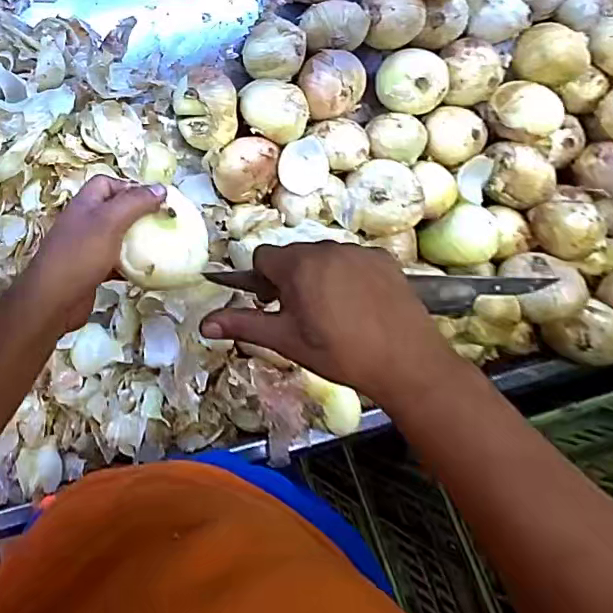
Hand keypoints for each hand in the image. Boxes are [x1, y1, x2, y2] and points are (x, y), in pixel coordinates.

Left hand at [16, 176, 163, 331]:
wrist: (53, 301)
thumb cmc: (81, 254)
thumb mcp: (110, 221)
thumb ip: (135, 202)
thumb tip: (161, 187)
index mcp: (85, 203)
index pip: (106, 183)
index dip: (129, 186)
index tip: (153, 199)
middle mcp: (83, 221)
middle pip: (113, 210)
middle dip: (137, 214)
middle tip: (161, 223)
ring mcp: (85, 248)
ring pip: (115, 237)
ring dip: (135, 241)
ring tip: (158, 246)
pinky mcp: (89, 271)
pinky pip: (114, 262)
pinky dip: (128, 265)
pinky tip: (145, 272)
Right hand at [202, 242, 452, 400]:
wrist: (408, 364)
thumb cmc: (340, 354)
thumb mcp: (287, 341)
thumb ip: (244, 325)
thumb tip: (204, 323)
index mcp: (297, 265)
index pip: (263, 257)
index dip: (264, 282)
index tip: (277, 306)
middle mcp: (325, 248)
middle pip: (293, 255)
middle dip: (291, 278)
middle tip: (305, 315)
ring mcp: (357, 251)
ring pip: (323, 257)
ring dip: (319, 276)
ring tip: (336, 313)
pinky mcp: (383, 259)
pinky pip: (353, 259)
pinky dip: (350, 275)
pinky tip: (361, 305)